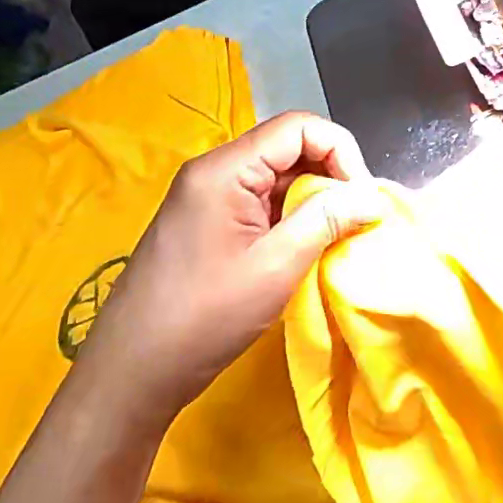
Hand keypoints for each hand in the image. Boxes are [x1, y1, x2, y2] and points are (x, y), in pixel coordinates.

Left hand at [79, 111, 390, 426]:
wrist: (129, 374)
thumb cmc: (203, 318)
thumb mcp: (276, 267)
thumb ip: (327, 220)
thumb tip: (372, 196)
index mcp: (225, 168)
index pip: (298, 127)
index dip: (340, 151)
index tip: (362, 198)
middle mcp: (214, 169)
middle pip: (287, 145)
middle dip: (330, 173)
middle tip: (354, 217)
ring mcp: (207, 194)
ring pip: (276, 172)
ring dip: (312, 195)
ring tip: (336, 233)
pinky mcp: (207, 218)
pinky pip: (260, 197)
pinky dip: (290, 212)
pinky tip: (304, 243)